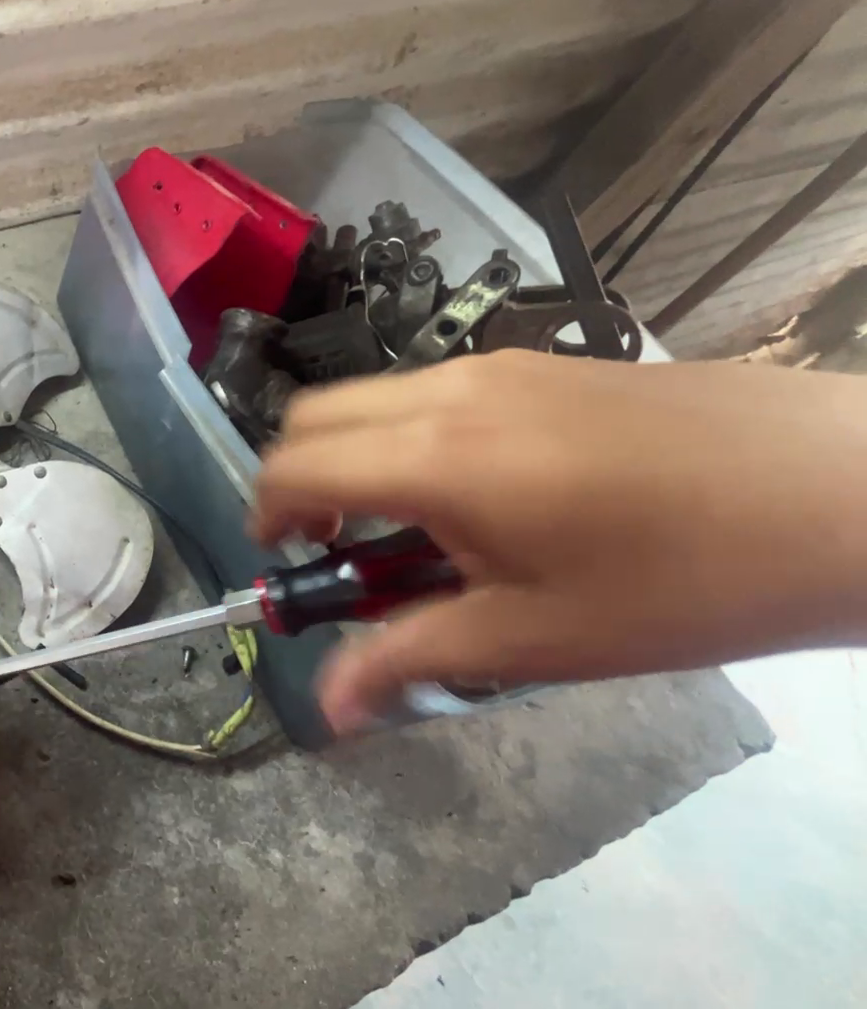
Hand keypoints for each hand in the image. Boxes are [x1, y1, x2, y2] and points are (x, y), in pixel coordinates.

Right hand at [249, 351, 866, 734]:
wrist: (860, 494)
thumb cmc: (685, 581)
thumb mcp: (535, 639)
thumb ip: (409, 660)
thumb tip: (328, 710)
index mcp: (436, 460)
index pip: (293, 466)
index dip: (264, 512)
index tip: (284, 554)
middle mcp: (447, 394)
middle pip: (311, 415)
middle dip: (295, 476)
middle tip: (331, 536)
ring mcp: (494, 367)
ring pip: (366, 397)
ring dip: (349, 453)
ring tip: (403, 518)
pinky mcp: (535, 362)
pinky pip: (424, 389)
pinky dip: (400, 433)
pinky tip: (472, 486)